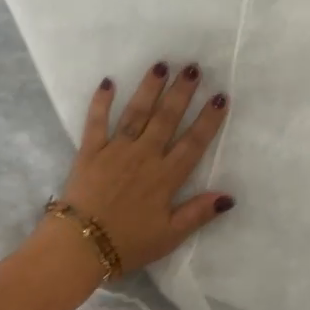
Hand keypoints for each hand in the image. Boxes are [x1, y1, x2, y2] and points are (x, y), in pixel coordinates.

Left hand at [53, 61, 234, 275]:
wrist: (81, 245)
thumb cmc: (128, 244)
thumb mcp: (169, 236)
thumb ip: (197, 213)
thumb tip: (228, 197)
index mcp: (165, 178)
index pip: (193, 143)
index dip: (208, 120)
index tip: (220, 96)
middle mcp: (143, 157)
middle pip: (166, 119)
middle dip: (181, 92)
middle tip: (192, 67)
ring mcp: (115, 151)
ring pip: (136, 113)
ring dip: (149, 88)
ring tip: (160, 65)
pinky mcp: (89, 152)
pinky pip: (95, 122)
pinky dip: (101, 101)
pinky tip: (108, 82)